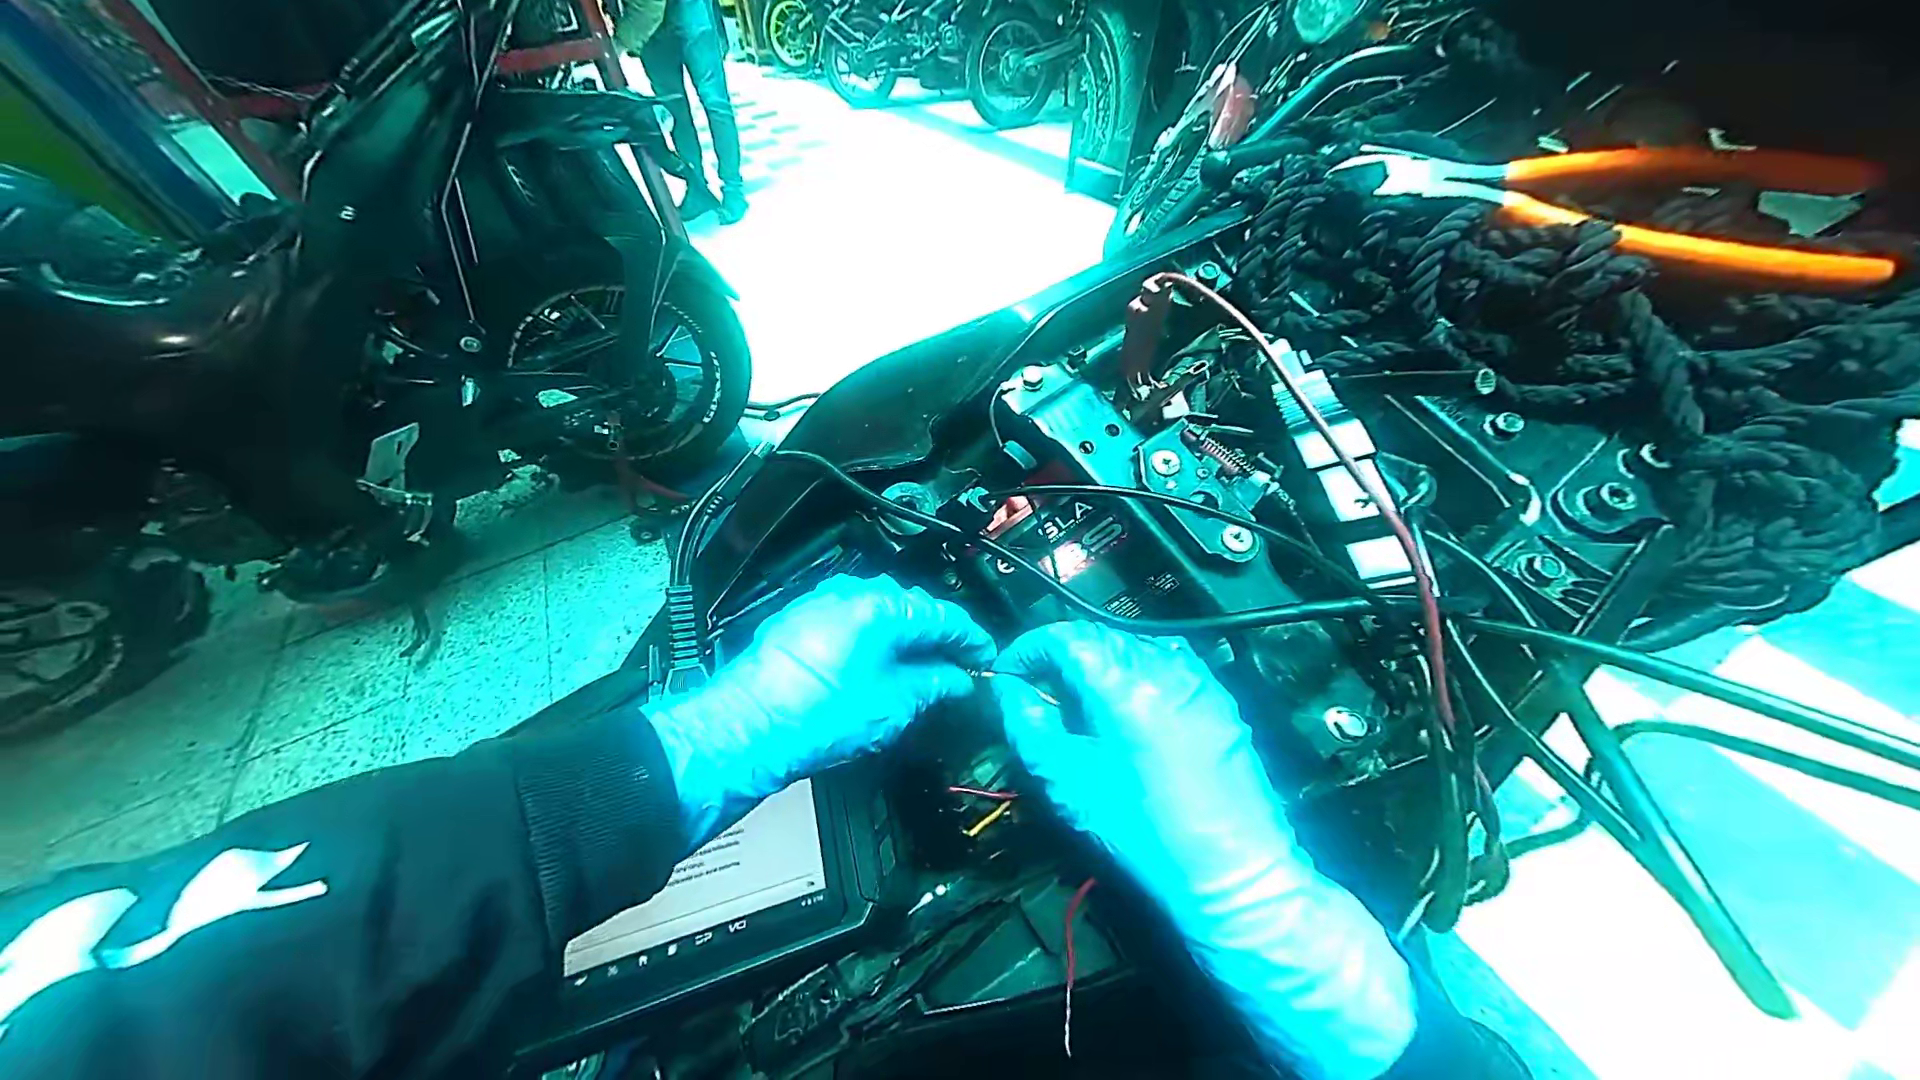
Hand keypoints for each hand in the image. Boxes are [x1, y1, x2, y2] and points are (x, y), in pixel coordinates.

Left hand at [648, 574, 993, 851]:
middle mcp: (852, 594)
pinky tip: (882, 670)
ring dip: (907, 642)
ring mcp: (823, 604)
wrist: (748, 729)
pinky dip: (876, 644)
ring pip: (882, 617)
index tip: (985, 656)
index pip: (945, 615)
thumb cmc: (813, 715)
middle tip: (958, 669)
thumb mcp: (894, 704)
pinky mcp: (803, 622)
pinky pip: (855, 624)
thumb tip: (956, 679)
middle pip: (914, 611)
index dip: (972, 639)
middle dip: (940, 639)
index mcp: (882, 605)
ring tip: (922, 674)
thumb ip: (936, 684)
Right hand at [990, 623, 1415, 1079]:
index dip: (1026, 650)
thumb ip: (1026, 723)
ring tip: (1081, 705)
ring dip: (1095, 664)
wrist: (1234, 873)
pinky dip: (1131, 674)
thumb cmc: (1139, 830)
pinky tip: (1125, 713)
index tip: (1007, 677)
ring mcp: (1196, 675)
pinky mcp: (1216, 695)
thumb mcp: (1065, 780)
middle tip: (1039, 693)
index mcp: (1123, 679)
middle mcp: (1163, 661)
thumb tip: (1006, 686)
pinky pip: (1162, 663)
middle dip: (1058, 657)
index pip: (1062, 635)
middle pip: (1096, 634)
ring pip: (1129, 644)